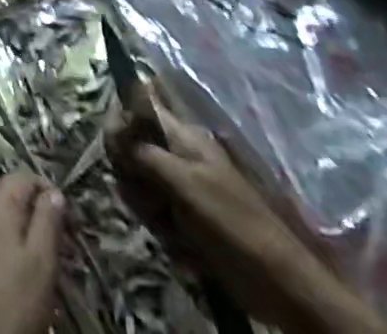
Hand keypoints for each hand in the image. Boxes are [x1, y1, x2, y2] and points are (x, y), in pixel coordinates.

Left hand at [0, 172, 61, 333]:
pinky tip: (20, 265)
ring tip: (46, 253)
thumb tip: (55, 191)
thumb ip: (48, 220)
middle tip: (62, 237)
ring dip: (23, 225)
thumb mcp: (42, 259)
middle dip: (36, 208)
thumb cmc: (15, 297)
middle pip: (8, 193)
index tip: (69, 216)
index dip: (48, 189)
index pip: (22, 176)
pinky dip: (7, 239)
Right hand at [107, 87, 386, 333]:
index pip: (141, 108)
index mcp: (184, 137)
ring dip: (142, 201)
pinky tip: (172, 236)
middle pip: (130, 147)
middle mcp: (178, 154)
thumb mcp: (183, 181)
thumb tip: (111, 127)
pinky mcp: (181, 212)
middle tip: (144, 192)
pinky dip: (155, 221)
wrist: (275, 279)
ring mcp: (179, 184)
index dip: (122, 121)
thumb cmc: (231, 221)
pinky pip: (149, 206)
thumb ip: (143, 151)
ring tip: (164, 221)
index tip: (117, 146)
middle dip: (129, 172)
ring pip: (136, 179)